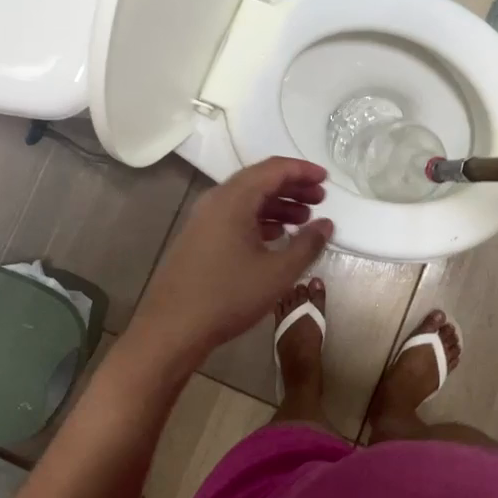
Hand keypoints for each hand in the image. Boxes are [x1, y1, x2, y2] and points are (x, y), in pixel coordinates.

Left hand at [124, 157, 332, 366]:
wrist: (172, 329)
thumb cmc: (228, 296)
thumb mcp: (277, 273)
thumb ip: (306, 245)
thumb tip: (326, 225)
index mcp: (233, 199)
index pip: (273, 169)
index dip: (302, 171)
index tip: (326, 179)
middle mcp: (216, 201)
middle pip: (259, 181)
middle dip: (292, 188)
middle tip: (320, 200)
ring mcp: (203, 220)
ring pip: (246, 201)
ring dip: (276, 205)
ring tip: (304, 220)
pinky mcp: (198, 238)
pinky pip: (234, 217)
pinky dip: (259, 220)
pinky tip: (276, 237)